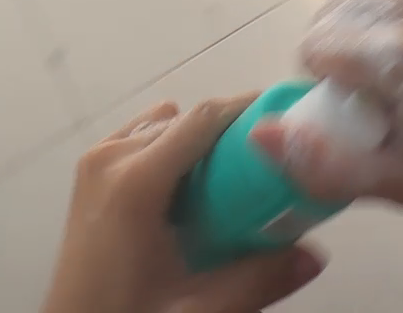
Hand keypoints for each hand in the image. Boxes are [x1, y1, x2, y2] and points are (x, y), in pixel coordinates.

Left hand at [42, 96, 326, 312]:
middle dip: (226, 135)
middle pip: (183, 121)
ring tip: (224, 182)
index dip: (244, 109)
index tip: (281, 112)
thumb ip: (258, 279)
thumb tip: (313, 254)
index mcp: (135, 180)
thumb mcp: (198, 308)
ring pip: (160, 124)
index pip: (202, 120)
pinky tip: (185, 191)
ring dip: (194, 142)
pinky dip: (167, 149)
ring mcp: (96, 159)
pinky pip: (138, 137)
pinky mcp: (89, 170)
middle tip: (264, 163)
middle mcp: (111, 156)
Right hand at [248, 0, 402, 243]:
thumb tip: (259, 134)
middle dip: (335, 56)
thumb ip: (322, 161)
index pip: (316, 46)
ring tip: (391, 76)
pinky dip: (375, 15)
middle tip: (378, 101)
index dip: (327, 86)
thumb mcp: (400, 183)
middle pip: (328, 14)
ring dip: (351, 32)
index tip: (365, 117)